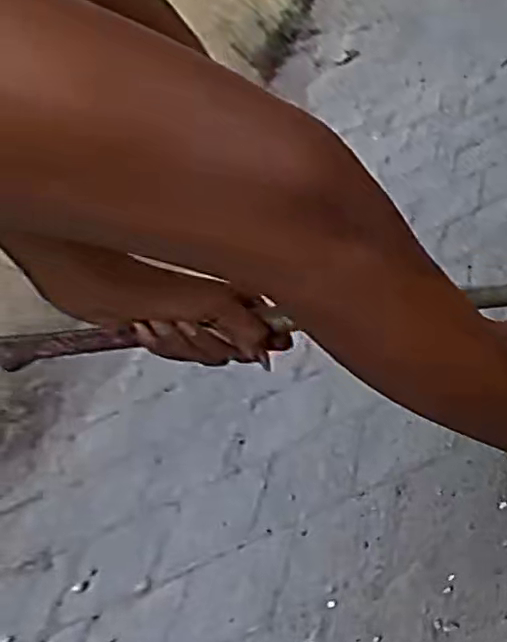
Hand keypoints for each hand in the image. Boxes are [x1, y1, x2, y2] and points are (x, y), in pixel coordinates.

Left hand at [105, 271, 283, 366]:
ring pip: (212, 357)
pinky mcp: (171, 338)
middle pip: (244, 352)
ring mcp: (200, 328)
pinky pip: (182, 357)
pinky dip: (160, 345)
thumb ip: (255, 330)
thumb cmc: (153, 286)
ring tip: (162, 322)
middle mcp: (229, 318)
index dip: (264, 343)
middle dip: (211, 343)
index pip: (277, 335)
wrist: (93, 284)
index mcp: (248, 305)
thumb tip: (263, 353)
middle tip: (192, 323)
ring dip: (181, 343)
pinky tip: (146, 327)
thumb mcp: (219, 304)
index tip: (246, 341)